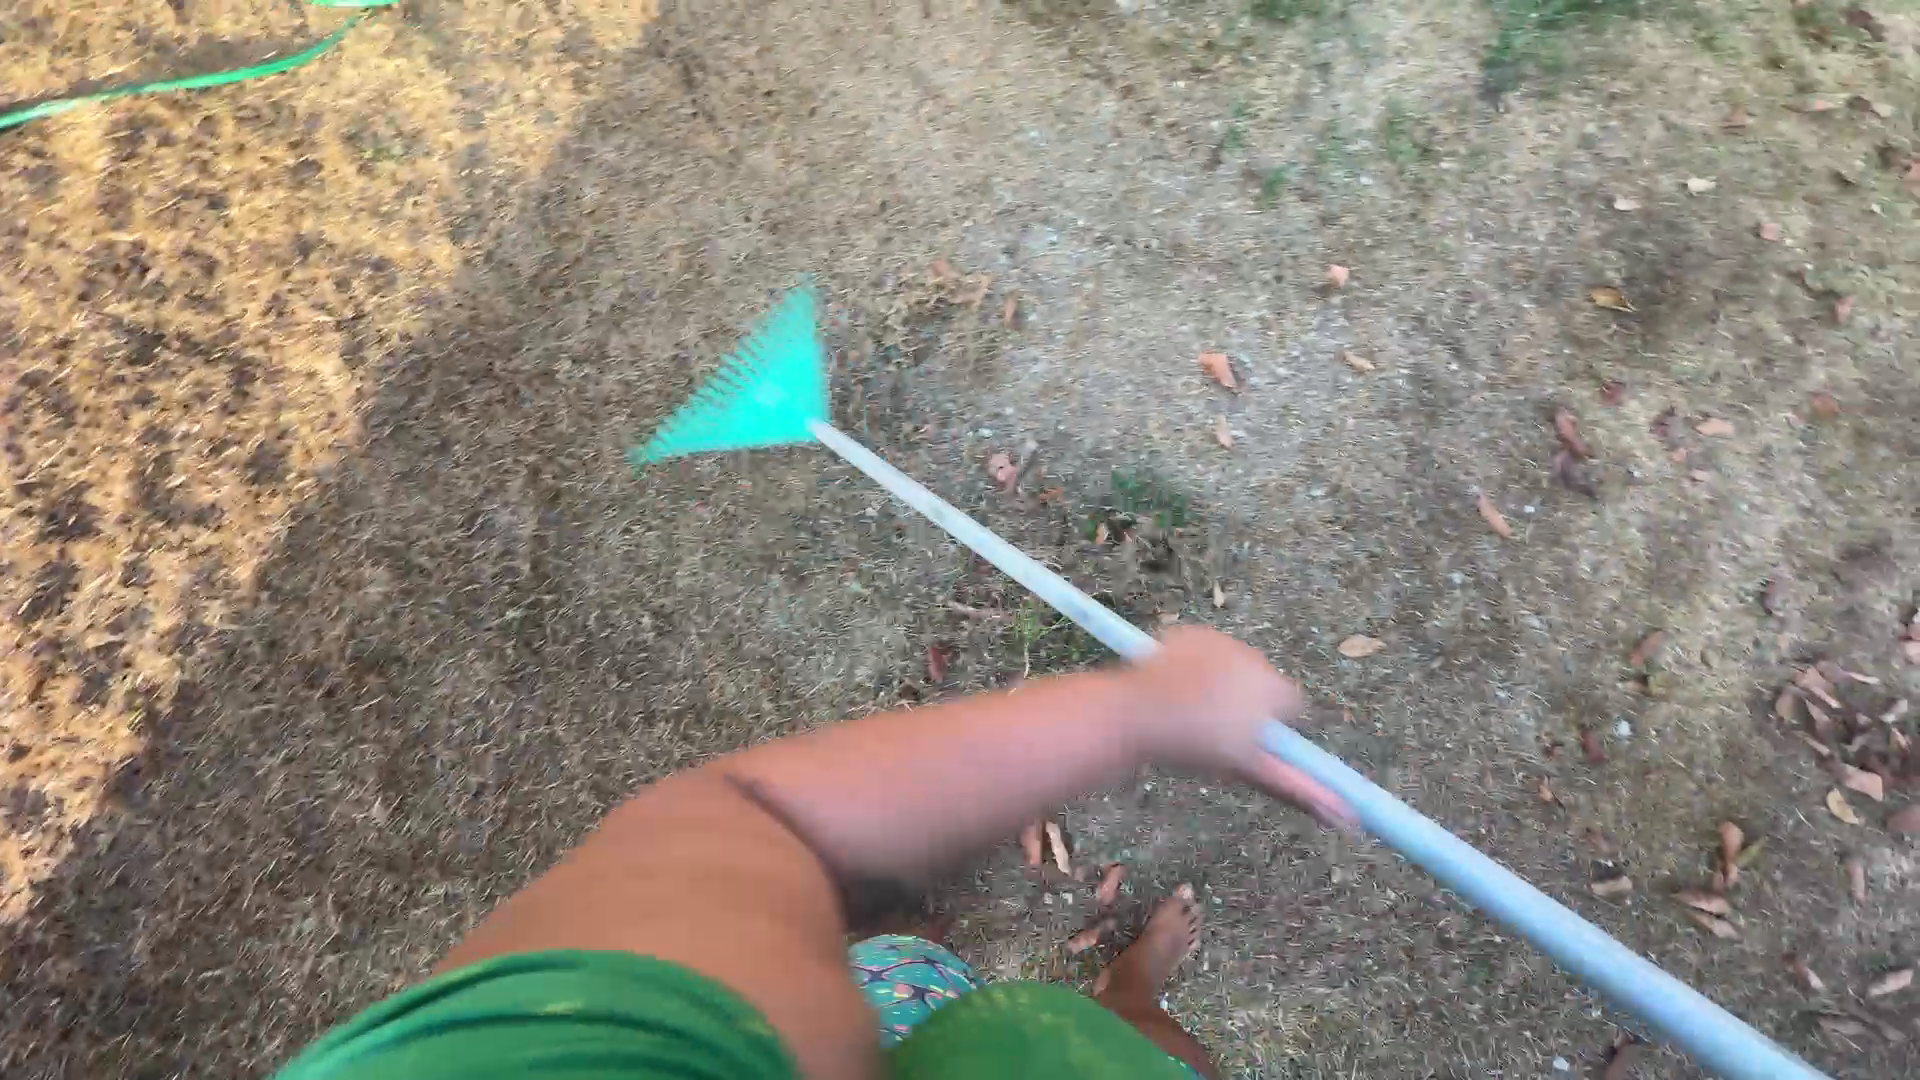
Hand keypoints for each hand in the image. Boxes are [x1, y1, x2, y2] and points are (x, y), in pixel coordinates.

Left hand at [1123, 626, 1354, 828]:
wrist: (1137, 712)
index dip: (1269, 723)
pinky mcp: (1195, 632)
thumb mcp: (1248, 768)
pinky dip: (1200, 663)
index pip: (1291, 703)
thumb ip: (1299, 788)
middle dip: (1247, 700)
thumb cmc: (1193, 743)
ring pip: (1235, 664)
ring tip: (1193, 705)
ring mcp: (1221, 641)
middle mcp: (1253, 657)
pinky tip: (1181, 683)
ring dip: (1224, 680)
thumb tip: (1348, 818)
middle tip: (1215, 725)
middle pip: (1264, 680)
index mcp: (1273, 689)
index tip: (1247, 736)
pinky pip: (1208, 650)